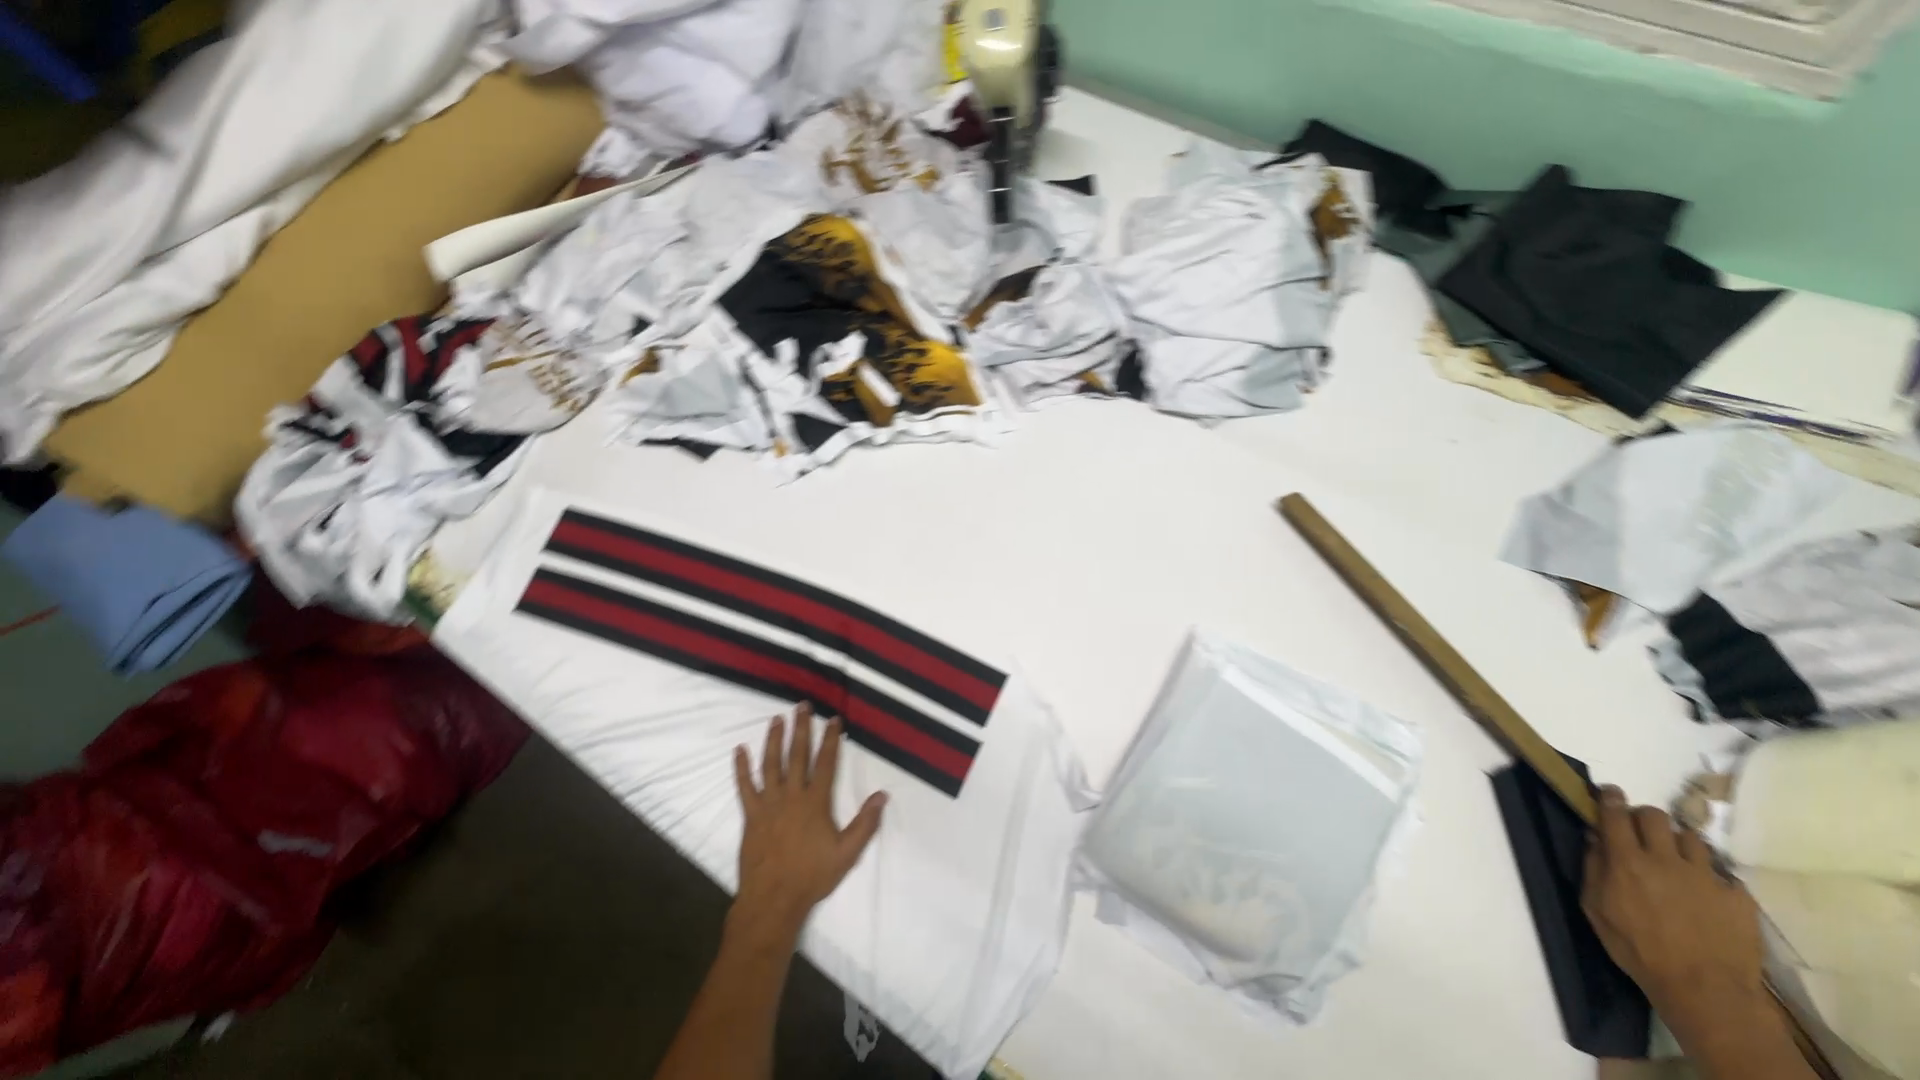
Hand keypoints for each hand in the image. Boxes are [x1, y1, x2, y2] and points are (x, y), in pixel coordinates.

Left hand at [731, 704, 886, 936]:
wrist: (773, 899)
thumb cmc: (813, 876)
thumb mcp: (848, 853)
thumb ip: (865, 823)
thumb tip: (882, 795)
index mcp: (815, 803)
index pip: (825, 763)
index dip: (830, 740)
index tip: (833, 719)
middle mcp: (791, 797)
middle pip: (796, 756)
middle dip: (801, 729)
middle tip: (802, 706)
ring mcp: (768, 804)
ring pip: (770, 764)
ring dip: (773, 740)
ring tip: (776, 719)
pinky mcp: (750, 815)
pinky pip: (744, 786)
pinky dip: (741, 768)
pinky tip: (739, 750)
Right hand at [1582, 786, 1766, 1027]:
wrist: (1705, 990)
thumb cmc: (1639, 951)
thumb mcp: (1597, 912)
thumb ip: (1592, 870)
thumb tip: (1594, 840)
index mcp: (1628, 862)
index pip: (1615, 815)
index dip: (1609, 798)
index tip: (1608, 792)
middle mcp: (1666, 859)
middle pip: (1655, 816)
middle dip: (1643, 817)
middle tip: (1640, 832)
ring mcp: (1706, 875)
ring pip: (1690, 837)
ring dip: (1677, 843)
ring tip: (1675, 862)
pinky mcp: (1737, 894)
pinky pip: (1720, 873)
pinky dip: (1709, 878)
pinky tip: (1705, 896)